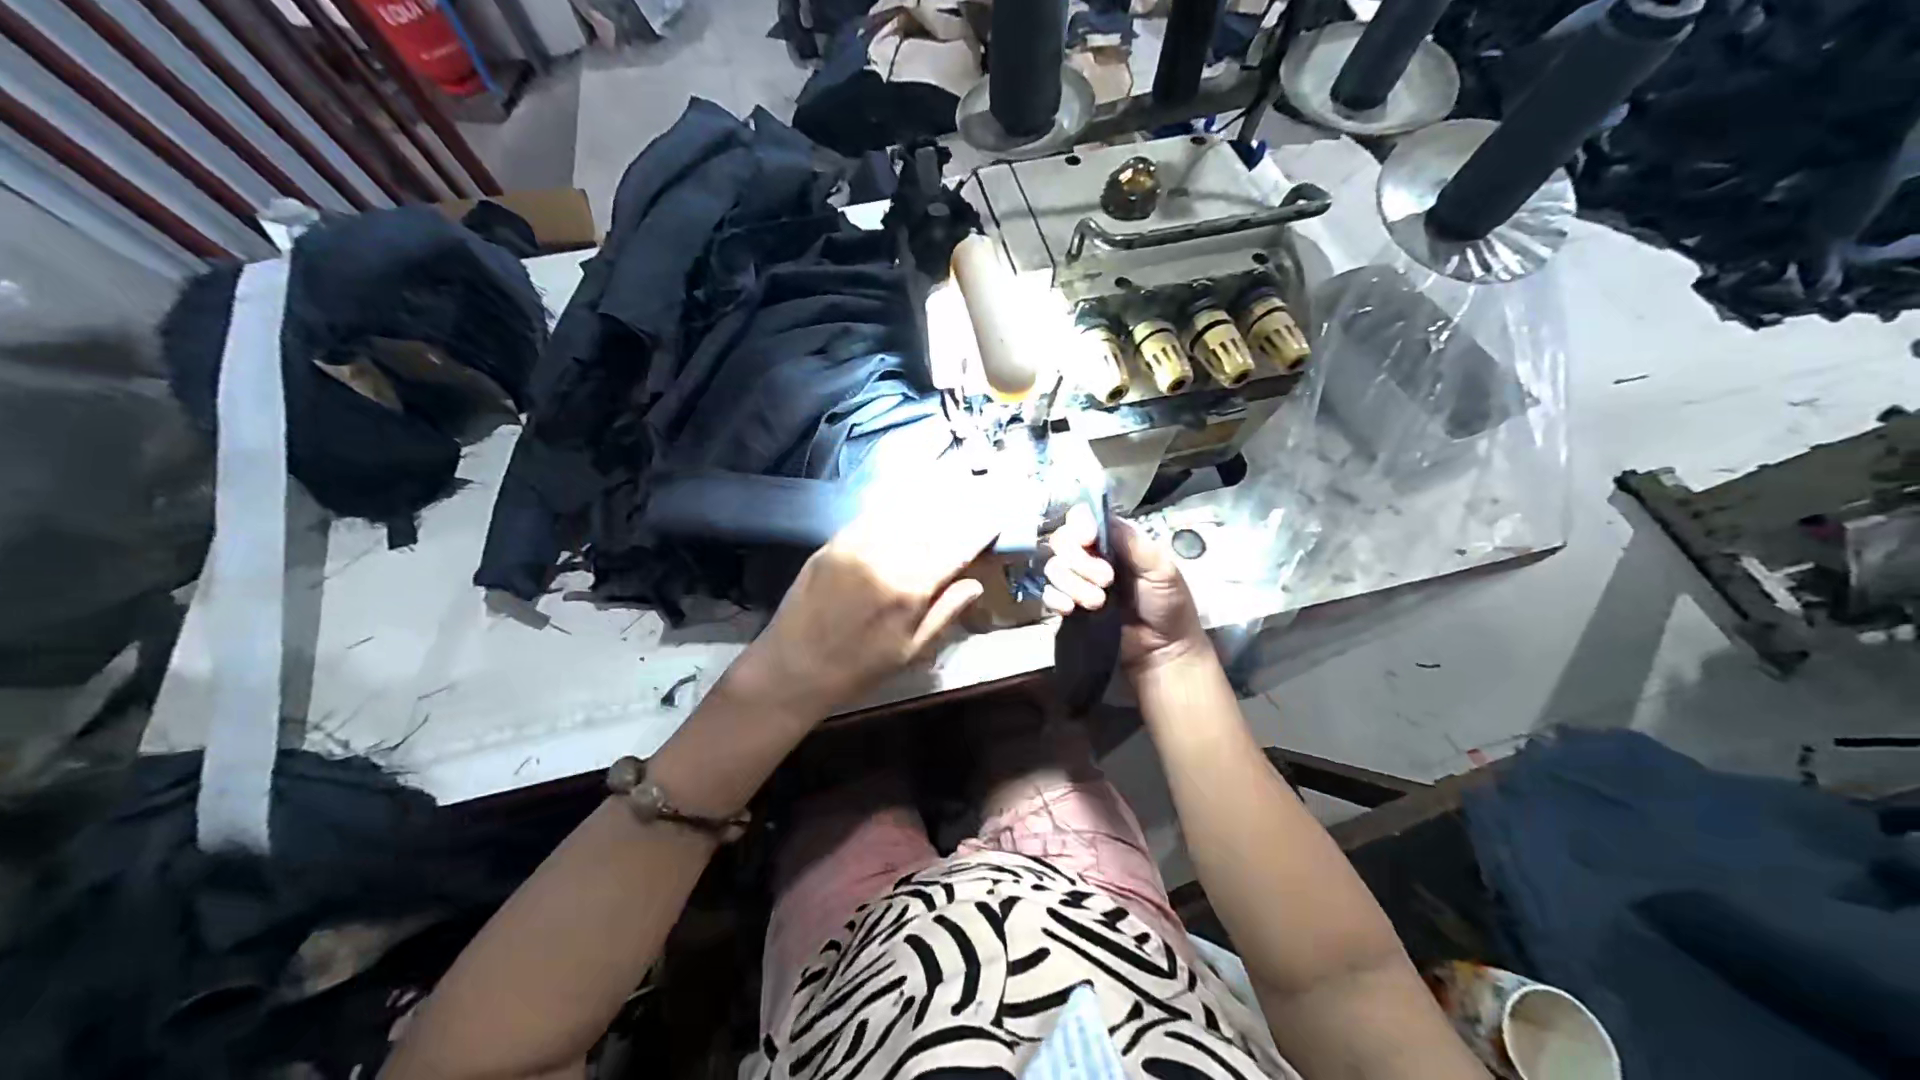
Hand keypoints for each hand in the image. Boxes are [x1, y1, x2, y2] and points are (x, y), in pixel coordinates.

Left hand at [735, 483, 1000, 716]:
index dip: (978, 531)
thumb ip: (945, 612)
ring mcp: (856, 545)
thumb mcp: (911, 650)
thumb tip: (976, 583)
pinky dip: (894, 506)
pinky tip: (907, 501)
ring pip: (902, 513)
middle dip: (958, 512)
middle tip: (976, 501)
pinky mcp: (833, 542)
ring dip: (929, 502)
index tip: (994, 520)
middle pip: (931, 523)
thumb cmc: (858, 669)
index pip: (955, 547)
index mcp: (909, 589)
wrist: (792, 668)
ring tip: (950, 490)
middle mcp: (885, 557)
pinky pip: (871, 515)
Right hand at [1042, 505, 1206, 673]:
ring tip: (1098, 603)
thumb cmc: (1168, 605)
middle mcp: (1091, 555)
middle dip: (1080, 561)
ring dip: (1073, 584)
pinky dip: (1056, 599)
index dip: (1079, 524)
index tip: (1087, 539)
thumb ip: (1131, 542)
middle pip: (1062, 541)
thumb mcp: (1161, 567)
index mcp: (1114, 540)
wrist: (1163, 652)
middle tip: (1107, 581)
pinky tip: (1071, 609)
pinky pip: (1048, 594)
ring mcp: (1078, 581)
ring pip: (1055, 568)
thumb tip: (1100, 521)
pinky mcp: (1069, 605)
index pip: (1083, 517)